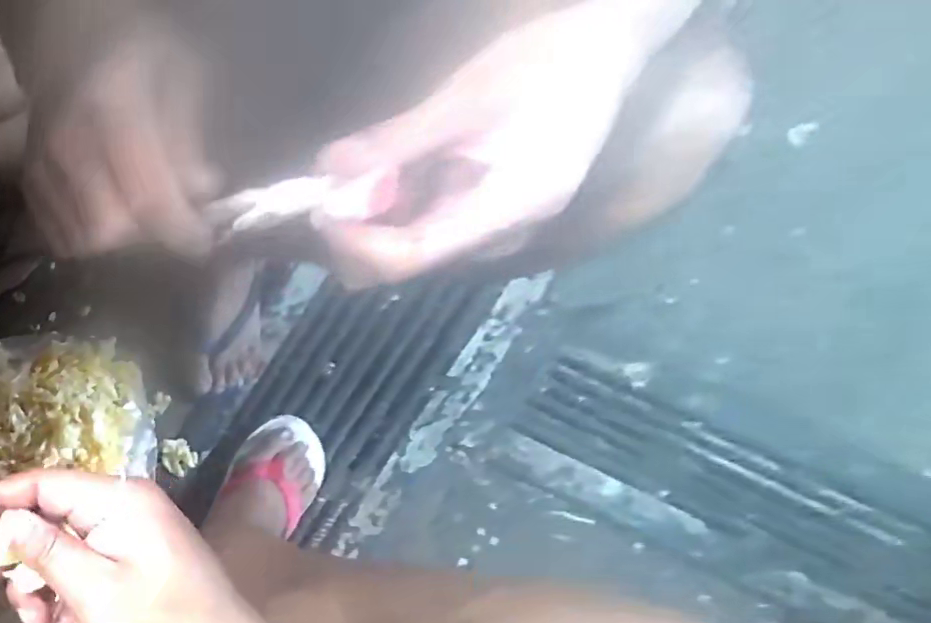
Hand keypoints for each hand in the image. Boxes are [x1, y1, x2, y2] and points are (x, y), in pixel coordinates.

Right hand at [0, 471, 273, 622]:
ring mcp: (132, 536)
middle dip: (17, 553)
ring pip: (63, 546)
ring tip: (38, 620)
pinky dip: (66, 591)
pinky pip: (86, 565)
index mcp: (119, 501)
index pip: (43, 483)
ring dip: (40, 581)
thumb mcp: (94, 594)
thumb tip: (6, 520)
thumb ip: (46, 551)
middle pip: (50, 515)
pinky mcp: (135, 562)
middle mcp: (125, 508)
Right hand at [19, 15, 217, 258]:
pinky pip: (62, 241)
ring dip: (117, 241)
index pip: (145, 193)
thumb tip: (199, 194)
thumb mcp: (180, 74)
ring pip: (84, 242)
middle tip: (163, 217)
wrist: (65, 37)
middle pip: (108, 229)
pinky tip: (107, 214)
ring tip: (135, 213)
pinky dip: (90, 240)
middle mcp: (68, 142)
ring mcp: (42, 167)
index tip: (202, 242)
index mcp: (111, 104)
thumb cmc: (133, 52)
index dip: (178, 229)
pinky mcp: (29, 186)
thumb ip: (189, 140)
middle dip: (143, 235)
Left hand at [313, 0, 669, 285]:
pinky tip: (388, 175)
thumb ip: (397, 140)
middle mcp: (496, 240)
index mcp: (510, 209)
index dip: (356, 241)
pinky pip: (416, 233)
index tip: (324, 208)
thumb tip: (328, 167)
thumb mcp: (468, 96)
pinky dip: (388, 212)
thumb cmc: (550, 62)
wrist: (607, 51)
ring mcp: (485, 237)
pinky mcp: (475, 226)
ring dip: (368, 222)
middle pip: (399, 264)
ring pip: (401, 253)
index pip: (409, 258)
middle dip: (355, 233)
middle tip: (332, 189)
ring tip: (362, 173)